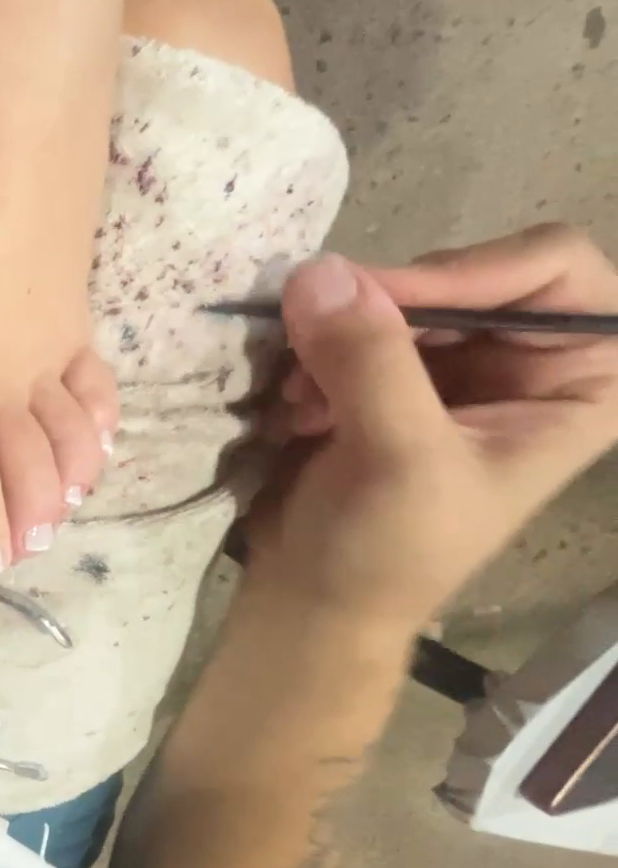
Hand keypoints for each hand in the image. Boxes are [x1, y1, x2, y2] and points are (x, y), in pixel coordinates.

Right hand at [252, 229, 617, 627]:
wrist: (312, 596)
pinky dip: (301, 365)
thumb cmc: (388, 546)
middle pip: (453, 282)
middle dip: (375, 319)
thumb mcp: (398, 456)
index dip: (462, 276)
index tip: (368, 301)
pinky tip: (290, 412)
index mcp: (577, 377)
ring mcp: (434, 373)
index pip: (546, 272)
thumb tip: (313, 271)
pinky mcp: (364, 387)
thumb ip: (367, 361)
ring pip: (380, 307)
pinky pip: (331, 338)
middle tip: (309, 358)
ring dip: (325, 346)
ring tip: (297, 402)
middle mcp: (514, 362)